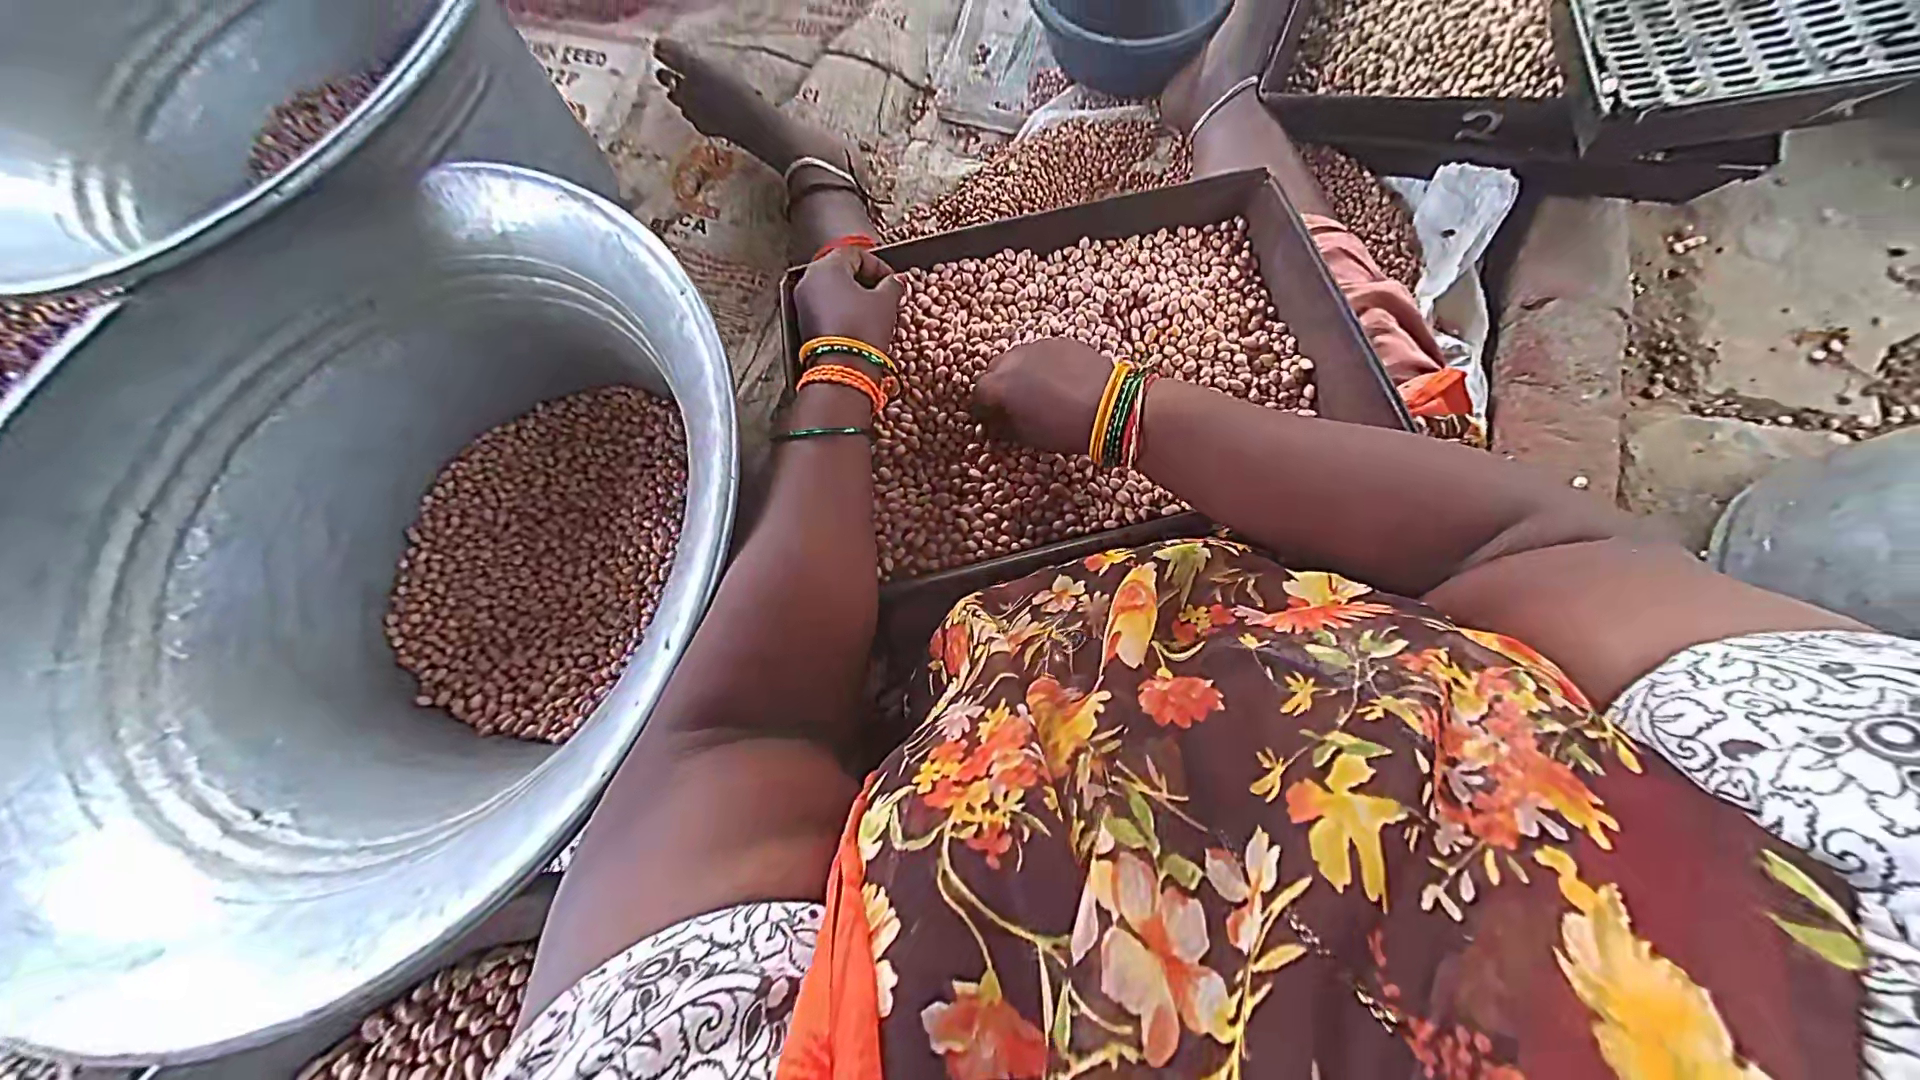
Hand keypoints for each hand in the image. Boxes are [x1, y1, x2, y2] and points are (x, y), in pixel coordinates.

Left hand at [794, 247, 902, 353]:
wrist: (841, 368)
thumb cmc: (862, 330)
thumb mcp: (886, 303)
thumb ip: (893, 285)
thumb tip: (896, 281)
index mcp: (827, 267)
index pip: (856, 254)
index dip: (879, 266)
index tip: (893, 281)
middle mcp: (809, 280)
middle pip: (841, 270)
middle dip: (866, 281)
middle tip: (884, 295)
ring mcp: (804, 303)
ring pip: (833, 290)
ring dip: (855, 297)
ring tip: (874, 311)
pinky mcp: (805, 323)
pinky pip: (827, 308)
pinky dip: (843, 311)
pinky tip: (859, 324)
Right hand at [973, 337, 1114, 455]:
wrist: (1111, 407)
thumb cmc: (1064, 428)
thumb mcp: (1028, 435)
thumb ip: (1004, 425)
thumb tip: (996, 421)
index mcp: (999, 386)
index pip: (978, 392)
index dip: (984, 406)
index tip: (991, 416)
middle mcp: (1012, 360)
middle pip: (995, 369)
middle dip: (1000, 385)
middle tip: (1013, 403)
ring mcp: (1037, 346)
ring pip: (1018, 358)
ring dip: (1021, 372)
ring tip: (1038, 391)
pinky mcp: (1060, 341)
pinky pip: (1041, 353)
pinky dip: (1042, 365)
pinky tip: (1058, 381)